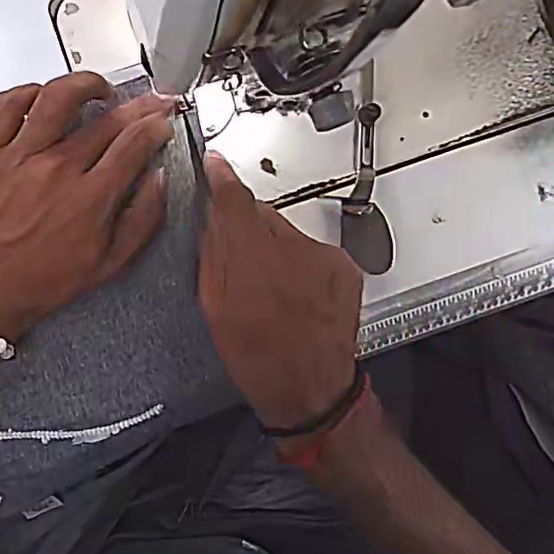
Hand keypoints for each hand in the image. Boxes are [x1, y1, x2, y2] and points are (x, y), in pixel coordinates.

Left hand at [0, 73, 173, 375]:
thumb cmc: (43, 281)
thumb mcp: (110, 264)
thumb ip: (142, 220)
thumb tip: (159, 180)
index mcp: (90, 198)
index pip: (135, 142)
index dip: (157, 125)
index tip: (164, 122)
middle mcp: (56, 170)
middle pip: (107, 118)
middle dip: (139, 105)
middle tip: (149, 104)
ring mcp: (21, 158)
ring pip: (57, 96)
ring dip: (86, 84)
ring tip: (100, 91)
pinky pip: (5, 106)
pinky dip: (26, 92)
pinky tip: (44, 98)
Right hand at [197, 152, 362, 429]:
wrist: (310, 388)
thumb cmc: (259, 358)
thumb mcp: (215, 308)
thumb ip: (212, 257)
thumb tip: (211, 222)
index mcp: (250, 259)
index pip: (234, 198)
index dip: (221, 176)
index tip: (214, 165)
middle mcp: (289, 250)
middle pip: (260, 212)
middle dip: (245, 226)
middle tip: (238, 256)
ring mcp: (320, 257)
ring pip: (286, 229)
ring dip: (273, 245)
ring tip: (270, 284)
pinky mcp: (342, 266)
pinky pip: (311, 247)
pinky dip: (299, 259)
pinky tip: (293, 289)